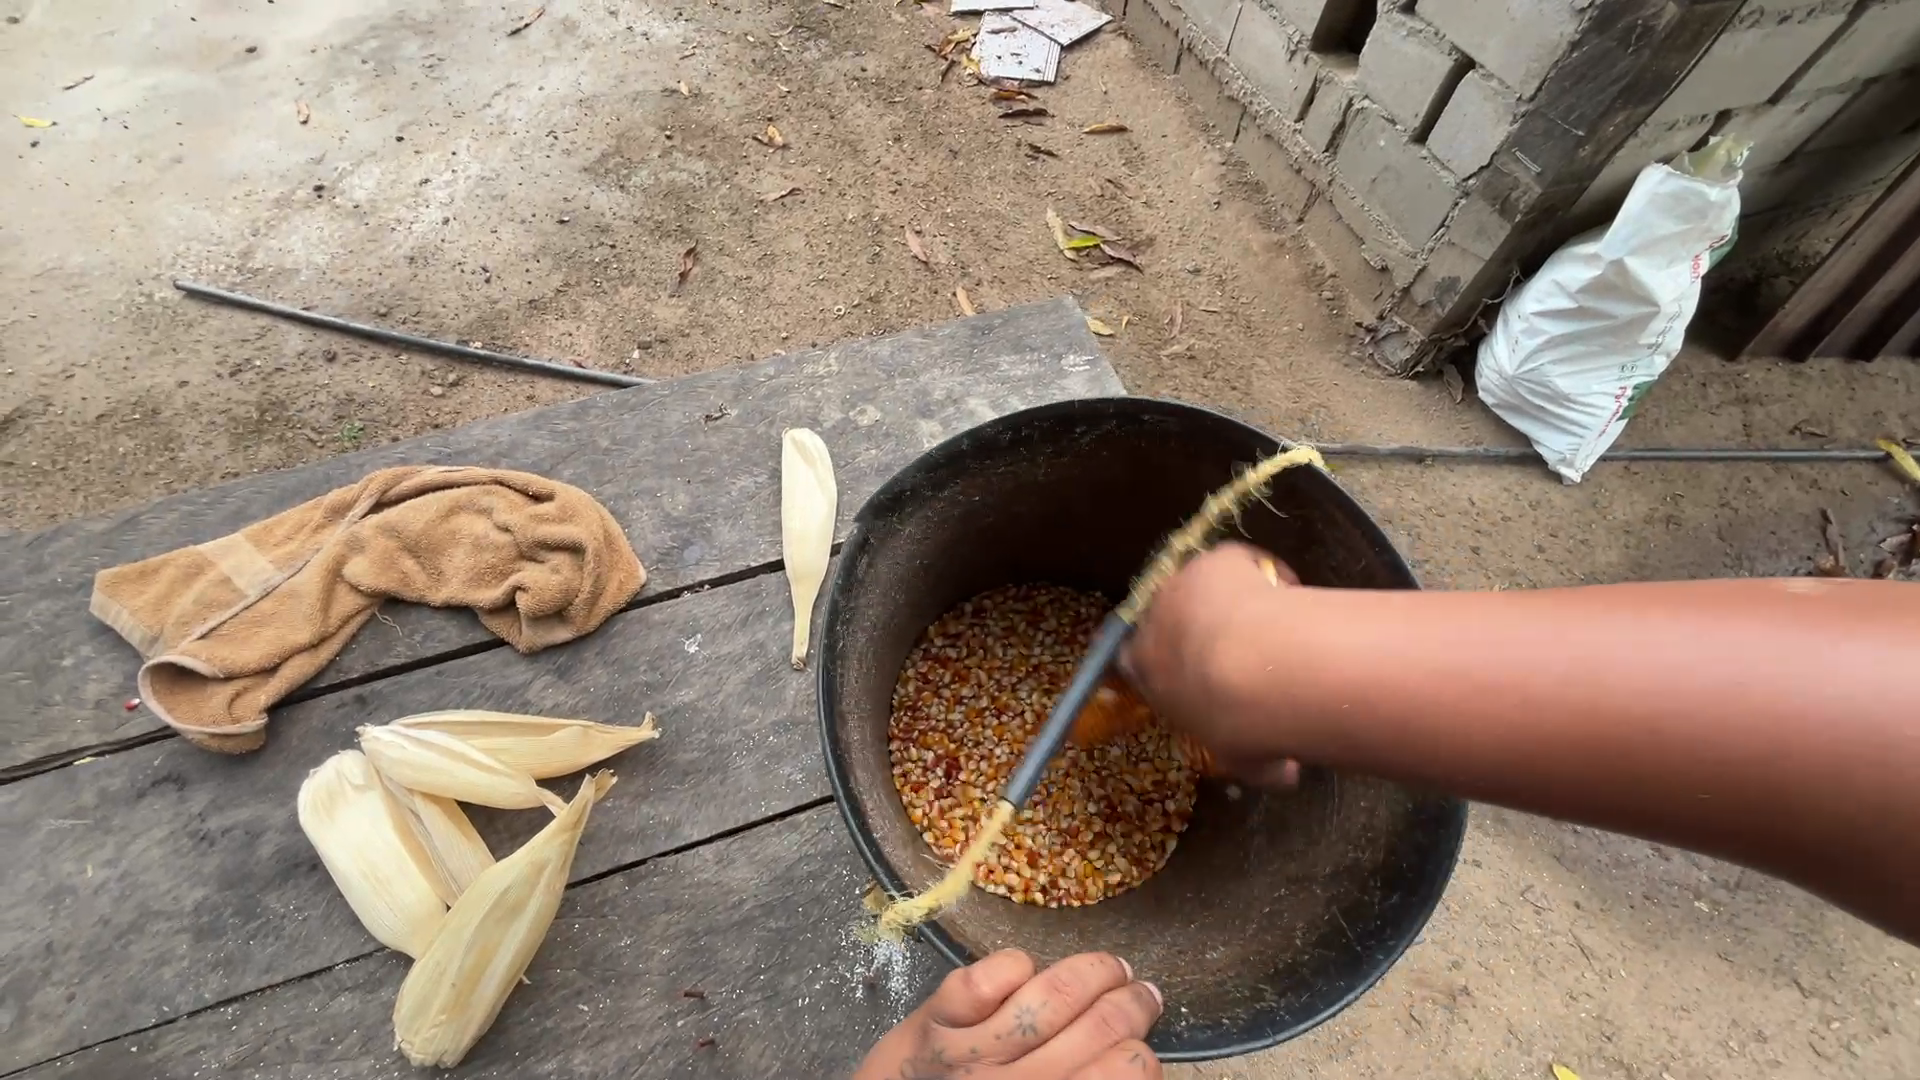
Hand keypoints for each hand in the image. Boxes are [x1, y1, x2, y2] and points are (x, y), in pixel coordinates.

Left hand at [853, 950, 1162, 1079]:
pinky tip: (1029, 971)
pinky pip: (990, 974)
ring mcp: (974, 1050)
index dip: (1143, 1054)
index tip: (1145, 1041)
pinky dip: (1015, 965)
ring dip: (1092, 971)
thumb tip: (1129, 1063)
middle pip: (1100, 1027)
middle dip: (1132, 1003)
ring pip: (1054, 992)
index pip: (1126, 1074)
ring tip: (1110, 967)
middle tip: (1143, 991)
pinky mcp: (936, 1019)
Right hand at [1121, 542, 1302, 787]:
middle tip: (1237, 644)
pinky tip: (1289, 592)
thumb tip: (1282, 773)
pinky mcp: (1213, 560)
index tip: (1187, 668)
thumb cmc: (1236, 723)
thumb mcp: (1240, 756)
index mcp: (1144, 667)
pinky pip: (1238, 562)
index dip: (1161, 658)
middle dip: (1196, 625)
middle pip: (1169, 615)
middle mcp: (1152, 620)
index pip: (1133, 657)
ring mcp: (1180, 584)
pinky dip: (1263, 574)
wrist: (1254, 672)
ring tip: (1271, 618)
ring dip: (1228, 597)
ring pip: (1202, 583)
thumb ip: (1255, 762)